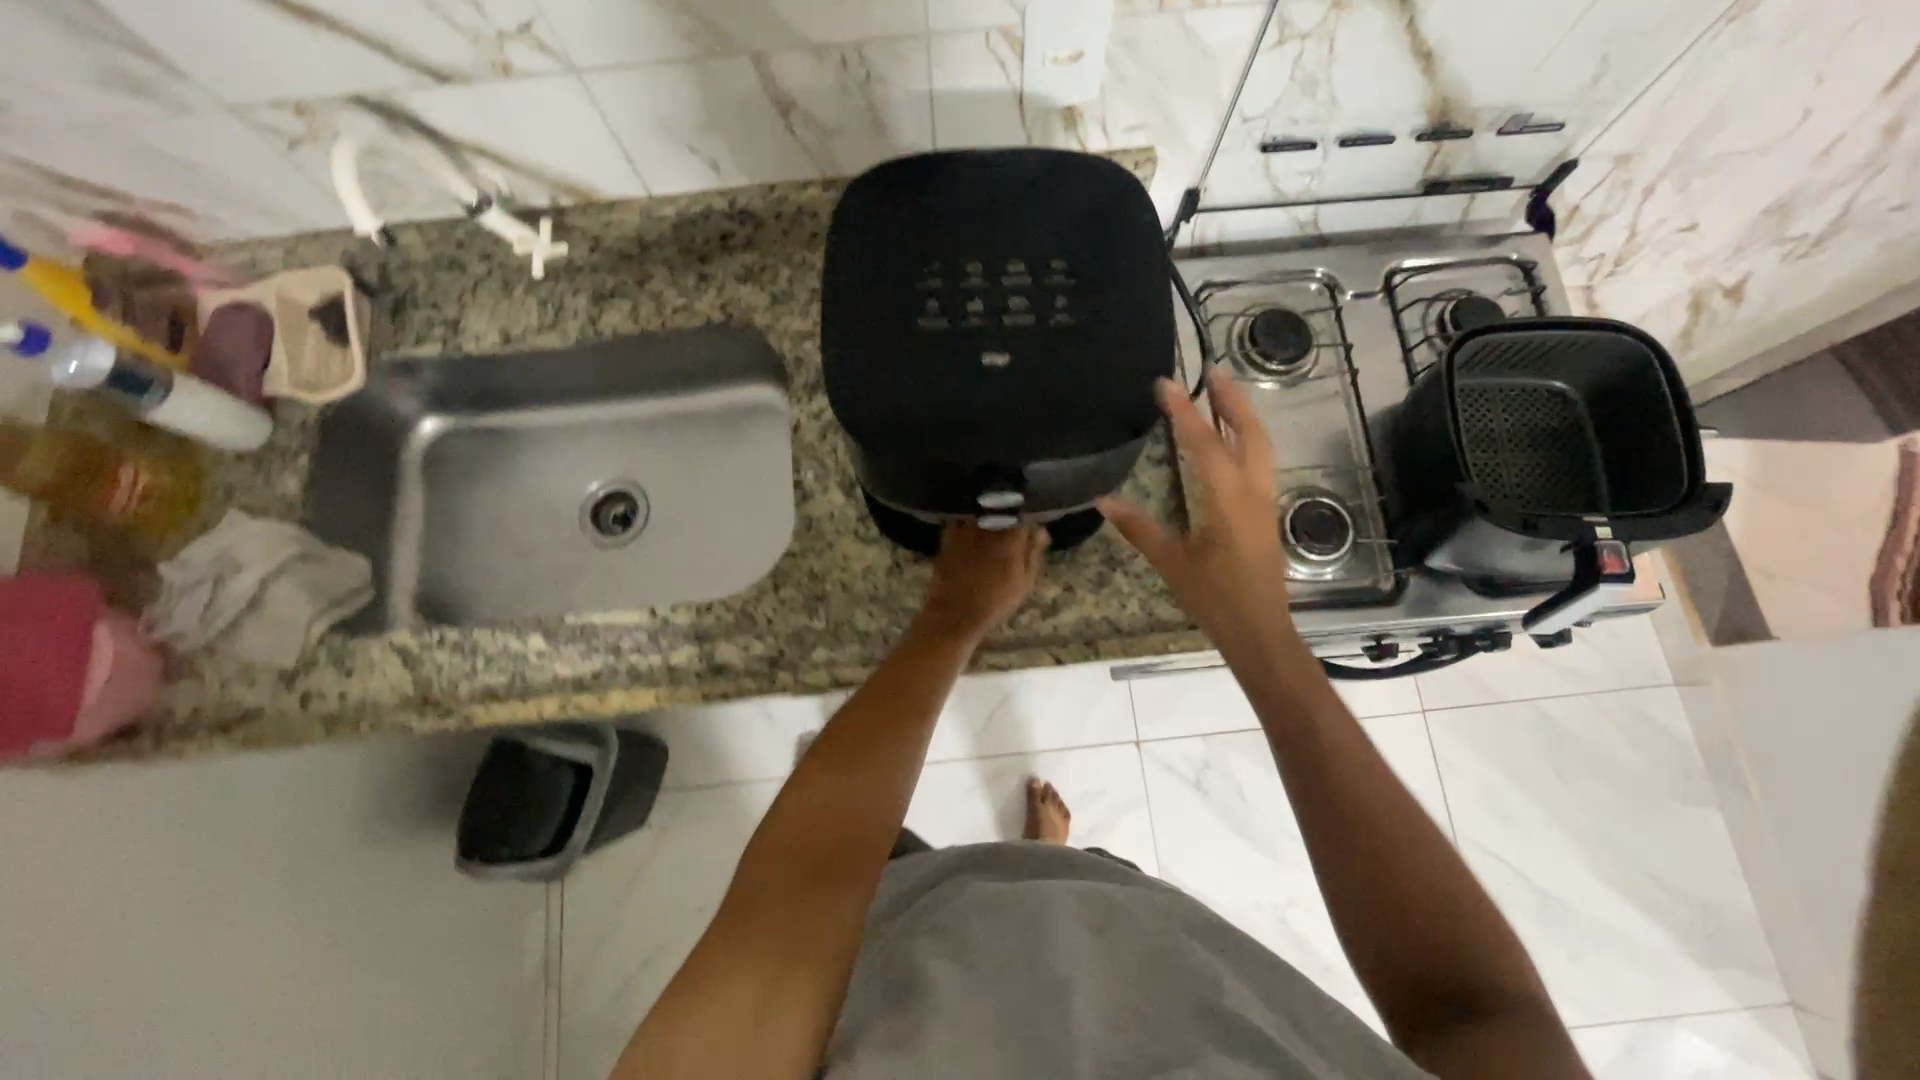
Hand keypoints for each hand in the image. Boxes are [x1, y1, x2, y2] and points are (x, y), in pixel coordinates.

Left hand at [918, 522, 1048, 643]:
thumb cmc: (995, 601)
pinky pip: (963, 516)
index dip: (1029, 513)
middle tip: (1015, 520)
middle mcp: (989, 525)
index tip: (1032, 519)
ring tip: (996, 520)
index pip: (1024, 512)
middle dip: (1011, 510)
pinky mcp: (949, 533)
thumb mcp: (1024, 582)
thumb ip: (1033, 552)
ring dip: (990, 511)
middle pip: (1003, 506)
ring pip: (983, 509)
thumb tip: (1041, 529)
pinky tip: (974, 526)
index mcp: (1011, 536)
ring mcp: (966, 527)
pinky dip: (970, 517)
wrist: (954, 612)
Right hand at [1098, 370, 1299, 658]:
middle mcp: (1253, 492)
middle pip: (1249, 433)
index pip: (1203, 444)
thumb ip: (1139, 528)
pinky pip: (1260, 462)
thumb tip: (1103, 499)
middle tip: (1212, 371)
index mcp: (1228, 500)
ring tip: (1223, 394)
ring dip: (1243, 416)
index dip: (1183, 412)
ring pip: (1261, 446)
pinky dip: (1247, 438)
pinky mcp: (1266, 513)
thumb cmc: (1215, 599)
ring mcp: (1265, 501)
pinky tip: (1231, 440)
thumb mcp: (1172, 563)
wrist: (1259, 630)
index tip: (1166, 384)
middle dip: (1231, 399)